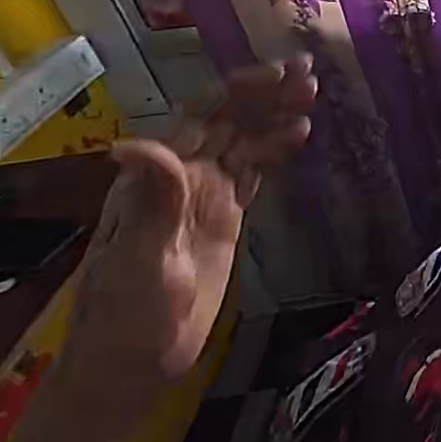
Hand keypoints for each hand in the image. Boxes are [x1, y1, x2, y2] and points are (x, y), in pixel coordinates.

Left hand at [64, 56, 316, 394]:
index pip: (200, 117)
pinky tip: (299, 134)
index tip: (276, 75)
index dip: (237, 91)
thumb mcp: (140, 262)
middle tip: (308, 75)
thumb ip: (151, 203)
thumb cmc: (128, 319)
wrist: (132, 367)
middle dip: (265, 94)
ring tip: (312, 95)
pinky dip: (276, 149)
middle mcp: (184, 176)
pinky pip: (254, 170)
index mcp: (158, 178)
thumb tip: (131, 143)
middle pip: (228, 121)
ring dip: (275, 115)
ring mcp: (207, 195)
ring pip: (245, 140)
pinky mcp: (225, 215)